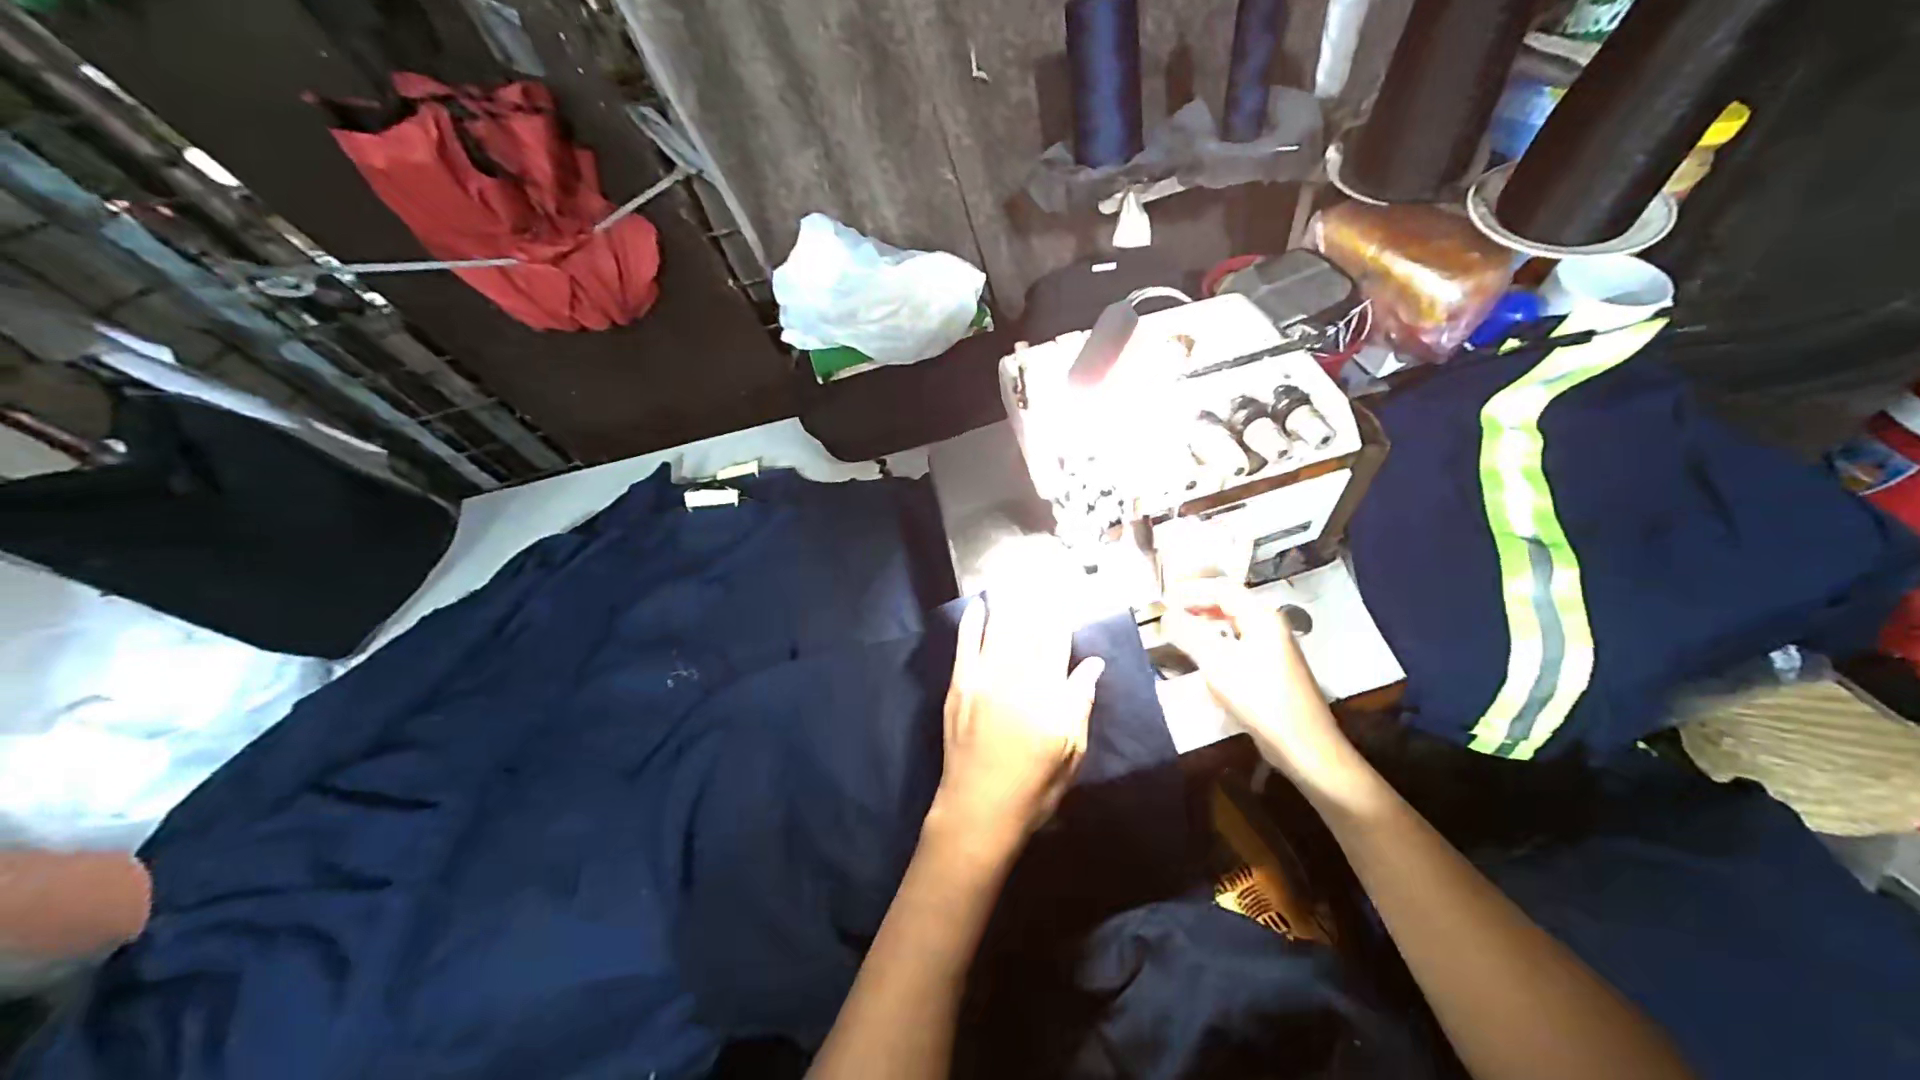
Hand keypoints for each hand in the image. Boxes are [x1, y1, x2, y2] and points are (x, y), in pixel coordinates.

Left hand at [928, 595, 1104, 862]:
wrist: (979, 810)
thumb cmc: (1034, 787)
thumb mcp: (1071, 751)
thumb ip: (1079, 702)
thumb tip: (1092, 663)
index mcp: (1049, 694)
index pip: (1058, 641)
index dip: (1062, 612)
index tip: (1066, 587)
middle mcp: (1016, 677)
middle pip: (1029, 627)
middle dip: (1037, 595)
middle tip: (1041, 567)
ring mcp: (984, 679)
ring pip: (1000, 628)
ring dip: (1008, 600)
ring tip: (1014, 574)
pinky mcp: (959, 686)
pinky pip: (965, 645)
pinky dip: (972, 622)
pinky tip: (978, 605)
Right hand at [1161, 579, 1353, 787]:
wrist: (1304, 744)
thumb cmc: (1260, 698)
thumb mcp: (1217, 663)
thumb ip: (1189, 635)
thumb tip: (1165, 614)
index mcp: (1262, 617)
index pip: (1223, 589)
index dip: (1192, 588)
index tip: (1165, 595)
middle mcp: (1272, 626)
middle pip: (1231, 602)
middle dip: (1199, 602)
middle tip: (1170, 608)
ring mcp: (1275, 648)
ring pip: (1236, 623)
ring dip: (1208, 621)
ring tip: (1182, 627)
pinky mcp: (1274, 668)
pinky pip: (1241, 641)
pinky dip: (1219, 639)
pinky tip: (1206, 654)